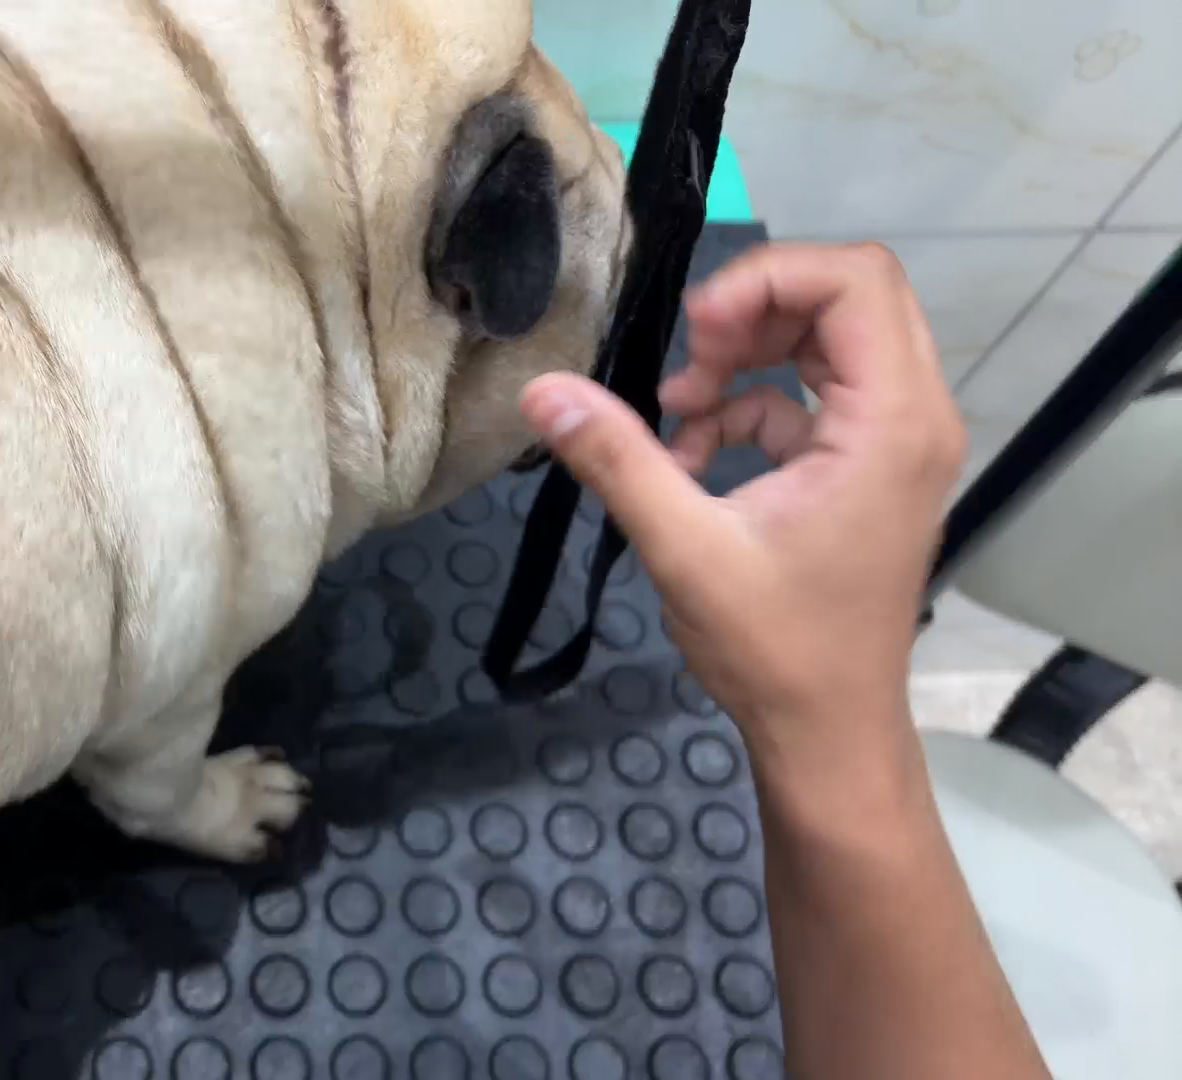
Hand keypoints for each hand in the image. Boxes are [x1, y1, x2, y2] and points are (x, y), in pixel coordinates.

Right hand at [519, 242, 965, 778]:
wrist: (822, 724)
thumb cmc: (769, 641)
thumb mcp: (680, 545)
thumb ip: (613, 458)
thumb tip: (542, 391)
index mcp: (887, 422)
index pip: (856, 281)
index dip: (763, 282)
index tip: (689, 335)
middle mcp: (908, 416)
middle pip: (843, 303)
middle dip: (747, 320)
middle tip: (679, 367)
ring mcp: (885, 444)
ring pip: (821, 349)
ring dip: (739, 367)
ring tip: (674, 416)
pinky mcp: (856, 470)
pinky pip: (800, 404)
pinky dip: (739, 415)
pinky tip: (688, 463)